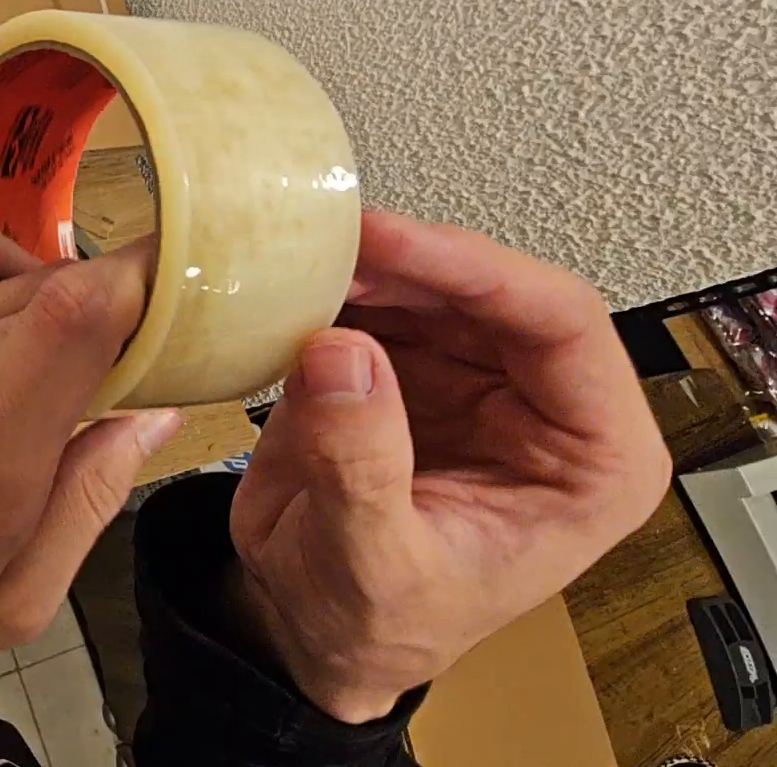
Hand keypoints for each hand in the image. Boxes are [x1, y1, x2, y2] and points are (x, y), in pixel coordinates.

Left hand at [0, 219, 182, 683]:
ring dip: (75, 294)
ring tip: (90, 344)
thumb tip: (153, 416)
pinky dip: (11, 261)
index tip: (188, 299)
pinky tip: (21, 308)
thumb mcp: (15, 600)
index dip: (142, 287)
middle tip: (152, 344)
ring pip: (21, 276)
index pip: (69, 320)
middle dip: (125, 303)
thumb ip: (92, 500)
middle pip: (59, 290)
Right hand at [230, 211, 670, 721]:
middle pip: (483, 293)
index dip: (474, 272)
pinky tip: (280, 291)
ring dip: (358, 271)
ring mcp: (448, 383)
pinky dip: (319, 294)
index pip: (559, 327)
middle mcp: (522, 405)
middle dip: (405, 262)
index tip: (388, 244)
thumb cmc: (370, 616)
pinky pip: (357, 310)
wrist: (306, 614)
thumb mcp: (371, 560)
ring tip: (293, 263)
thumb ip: (360, 465)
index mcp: (578, 457)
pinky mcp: (379, 375)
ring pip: (419, 290)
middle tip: (325, 243)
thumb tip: (340, 354)